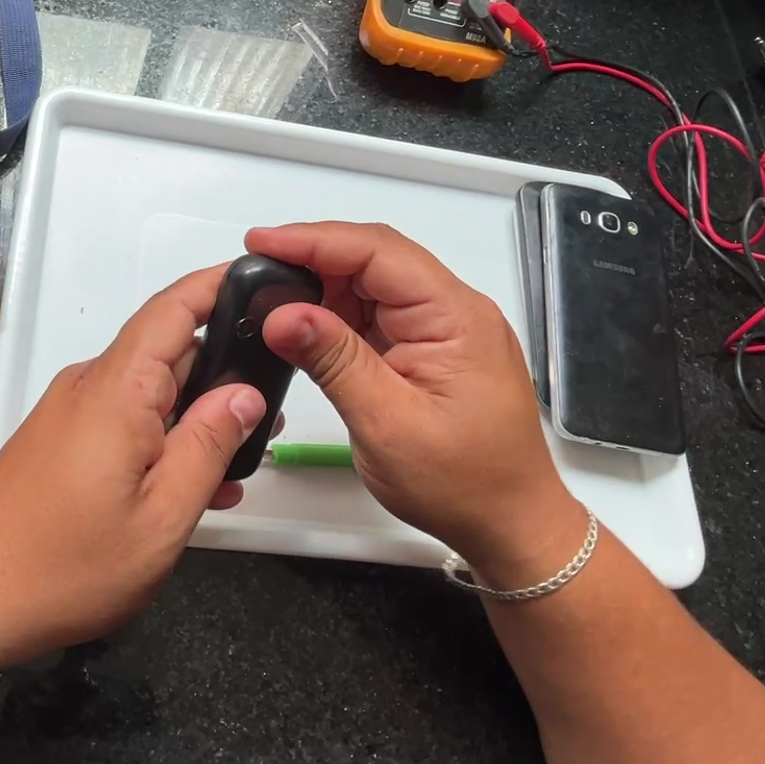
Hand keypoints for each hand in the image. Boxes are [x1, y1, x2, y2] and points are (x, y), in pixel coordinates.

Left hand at [0, 266, 264, 667]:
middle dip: (223, 374)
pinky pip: (125, 415)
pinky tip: (189, 482)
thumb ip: (209, 446)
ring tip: (237, 461)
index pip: (173, 309)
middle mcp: (90, 383)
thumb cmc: (68, 565)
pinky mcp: (63, 432)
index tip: (261, 280)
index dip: (218, 285)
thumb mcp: (161, 516)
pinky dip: (161, 435)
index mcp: (117, 390)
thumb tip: (245, 395)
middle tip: (269, 411)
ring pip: (151, 388)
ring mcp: (73, 407)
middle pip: (168, 351)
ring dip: (195, 415)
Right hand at [246, 222, 586, 586]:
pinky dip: (335, 314)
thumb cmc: (464, 484)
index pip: (378, 252)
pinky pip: (375, 313)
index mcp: (455, 317)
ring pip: (371, 283)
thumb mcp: (388, 424)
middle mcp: (452, 310)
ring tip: (271, 297)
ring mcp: (441, 327)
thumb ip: (334, 362)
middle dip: (313, 256)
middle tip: (256, 265)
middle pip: (375, 258)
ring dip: (321, 286)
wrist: (508, 523)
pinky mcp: (427, 346)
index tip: (262, 241)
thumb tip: (282, 315)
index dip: (314, 240)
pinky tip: (305, 324)